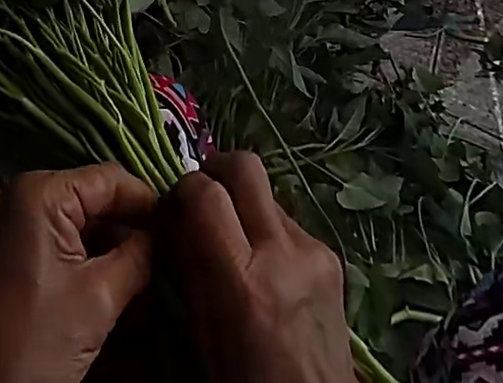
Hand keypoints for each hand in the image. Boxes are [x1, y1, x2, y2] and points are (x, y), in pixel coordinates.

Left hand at [0, 163, 156, 382]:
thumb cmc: (34, 341)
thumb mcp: (98, 297)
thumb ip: (139, 256)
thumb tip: (169, 235)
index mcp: (44, 192)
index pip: (113, 179)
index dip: (150, 203)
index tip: (184, 230)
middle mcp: (33, 199)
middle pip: (102, 201)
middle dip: (138, 231)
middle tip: (176, 258)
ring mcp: (27, 229)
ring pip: (92, 227)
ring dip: (124, 253)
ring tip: (159, 279)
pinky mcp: (27, 259)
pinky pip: (75, 249)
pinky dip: (102, 267)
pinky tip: (130, 291)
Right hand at [174, 152, 351, 382]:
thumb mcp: (199, 333)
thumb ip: (186, 266)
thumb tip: (171, 213)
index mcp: (241, 282)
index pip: (205, 194)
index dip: (183, 188)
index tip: (174, 203)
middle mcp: (281, 254)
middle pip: (246, 167)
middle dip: (218, 168)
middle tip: (204, 192)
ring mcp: (312, 250)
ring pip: (266, 192)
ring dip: (243, 204)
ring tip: (236, 242)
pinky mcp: (331, 255)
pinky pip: (287, 221)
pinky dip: (267, 231)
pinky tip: (265, 266)